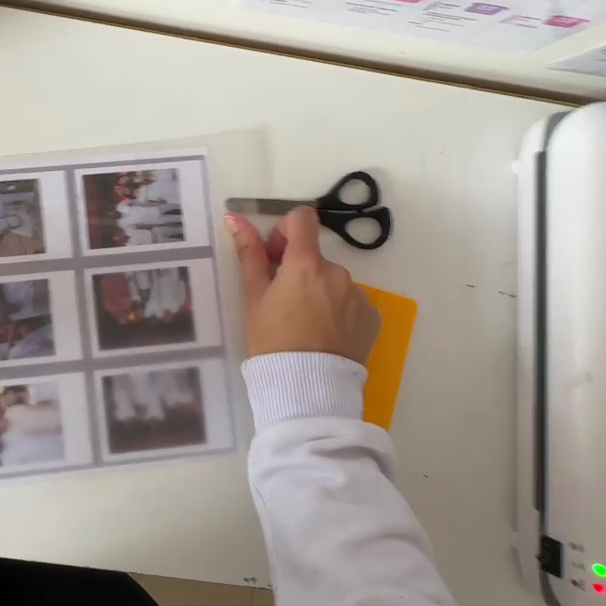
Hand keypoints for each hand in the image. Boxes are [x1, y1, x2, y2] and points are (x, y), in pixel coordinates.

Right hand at [224, 206, 379, 364]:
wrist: (306, 389)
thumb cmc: (271, 340)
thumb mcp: (253, 297)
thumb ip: (249, 253)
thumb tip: (234, 217)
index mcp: (306, 264)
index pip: (302, 219)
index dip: (285, 230)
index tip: (275, 256)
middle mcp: (337, 272)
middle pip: (315, 257)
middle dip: (299, 271)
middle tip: (282, 303)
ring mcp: (358, 295)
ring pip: (333, 281)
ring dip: (319, 292)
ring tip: (304, 325)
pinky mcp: (371, 317)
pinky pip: (350, 303)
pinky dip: (337, 311)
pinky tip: (324, 335)